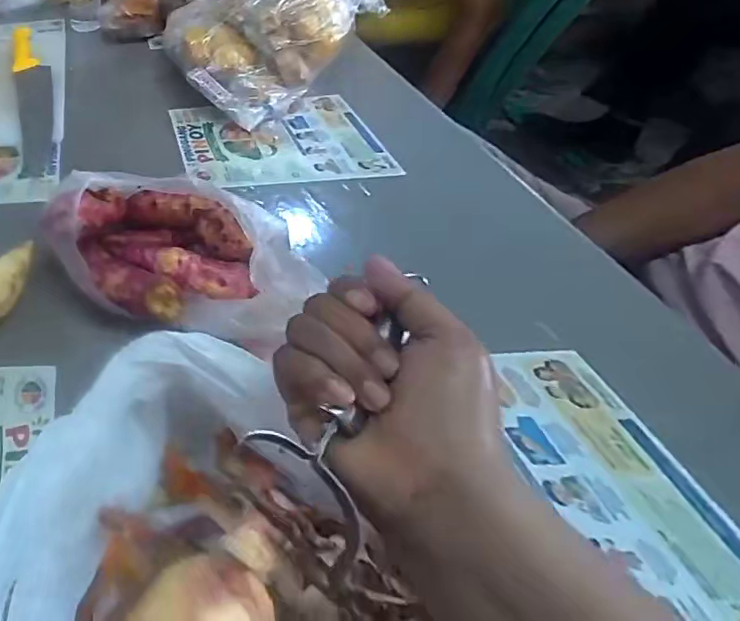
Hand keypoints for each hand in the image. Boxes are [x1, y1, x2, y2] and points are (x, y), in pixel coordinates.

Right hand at [273, 256, 509, 520]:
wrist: (437, 480)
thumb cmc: (453, 413)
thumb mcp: (451, 343)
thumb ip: (409, 295)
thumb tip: (370, 260)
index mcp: (380, 330)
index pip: (340, 288)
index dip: (350, 293)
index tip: (371, 311)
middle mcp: (344, 346)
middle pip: (317, 305)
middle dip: (354, 336)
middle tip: (390, 373)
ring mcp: (318, 373)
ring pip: (299, 331)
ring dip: (341, 362)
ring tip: (373, 401)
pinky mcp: (297, 402)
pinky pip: (285, 365)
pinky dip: (315, 379)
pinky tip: (341, 405)